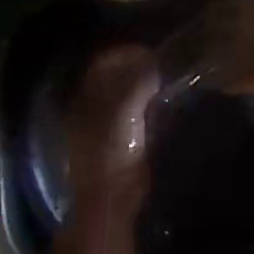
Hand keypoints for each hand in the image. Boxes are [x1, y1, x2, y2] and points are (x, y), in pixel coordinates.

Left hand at [64, 45, 159, 212]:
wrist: (111, 200)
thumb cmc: (113, 155)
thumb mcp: (125, 113)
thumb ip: (137, 84)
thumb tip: (152, 63)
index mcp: (85, 99)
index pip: (103, 64)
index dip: (126, 54)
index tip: (154, 52)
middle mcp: (90, 109)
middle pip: (112, 78)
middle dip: (137, 68)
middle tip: (165, 64)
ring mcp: (103, 128)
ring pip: (123, 96)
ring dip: (143, 86)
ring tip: (168, 81)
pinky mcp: (119, 144)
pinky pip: (132, 114)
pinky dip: (147, 105)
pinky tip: (164, 105)